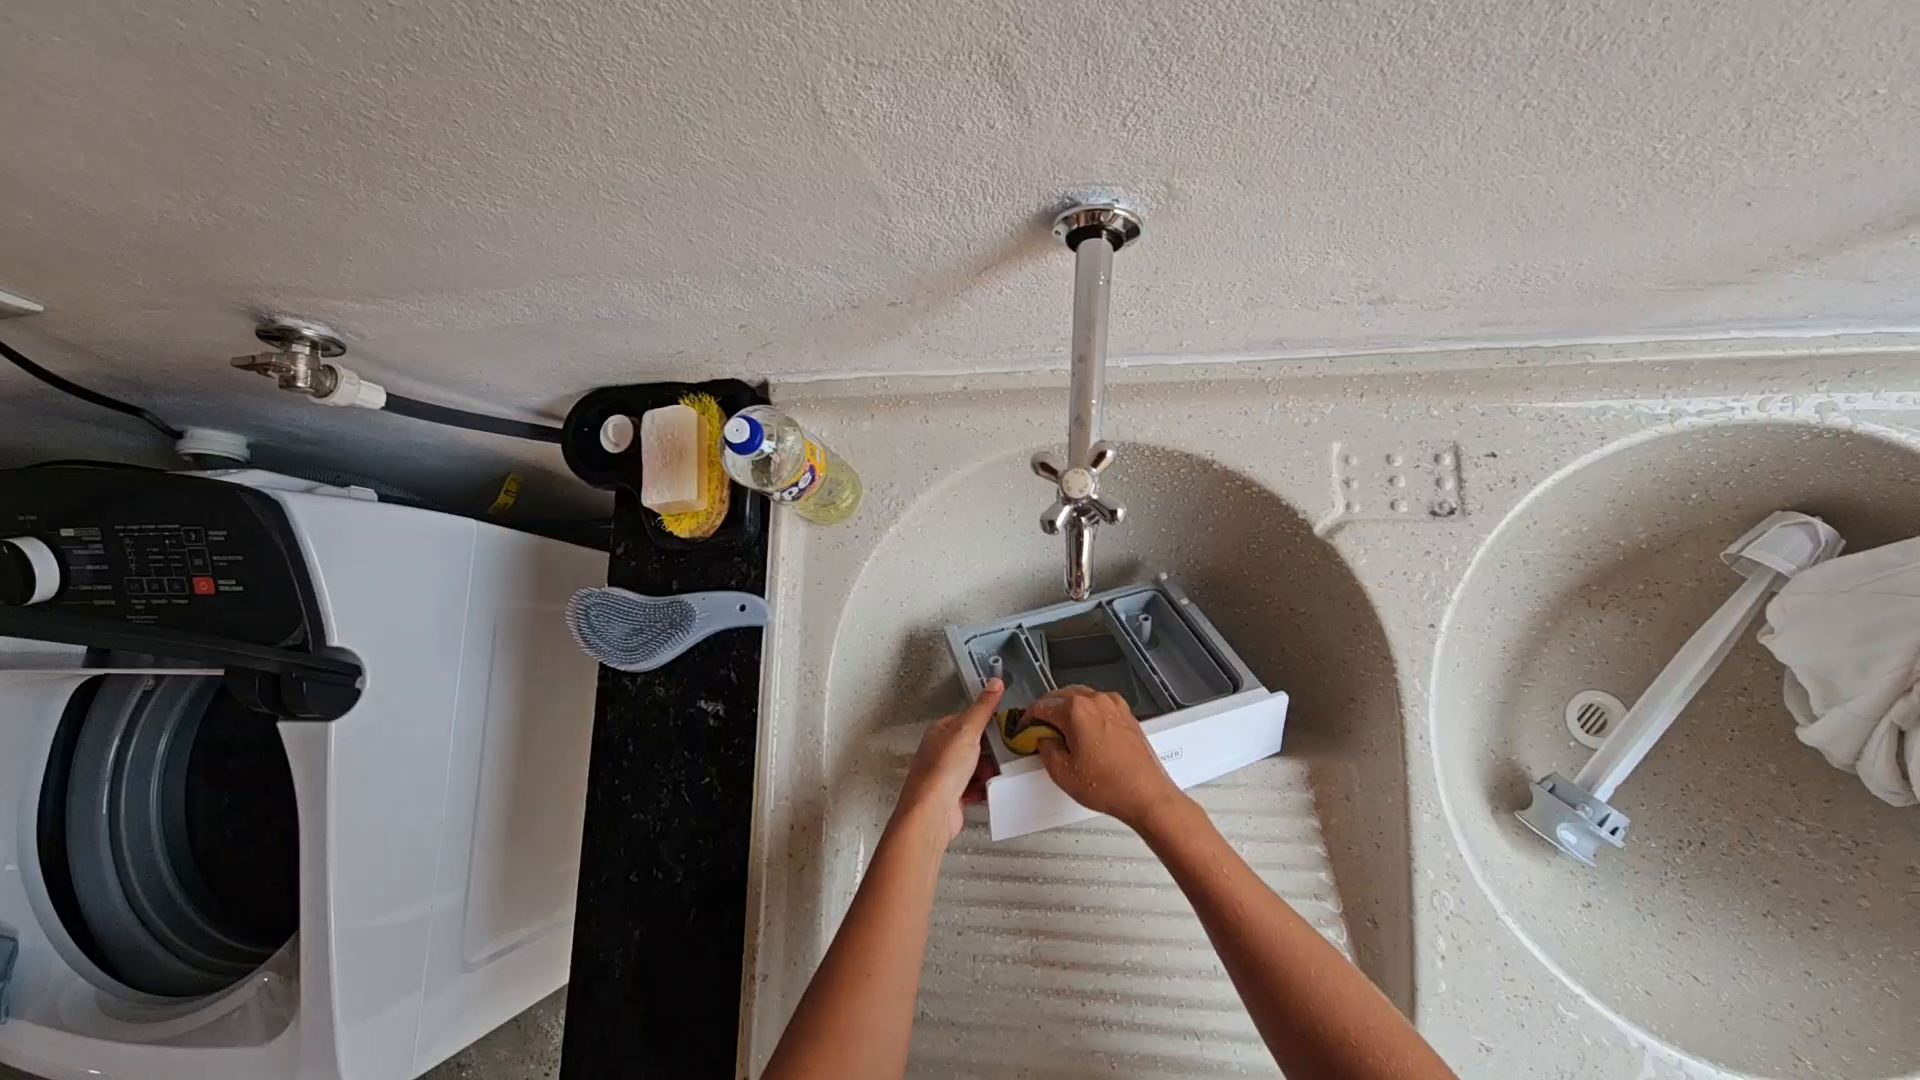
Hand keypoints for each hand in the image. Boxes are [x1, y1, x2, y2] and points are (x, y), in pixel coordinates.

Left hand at [894, 677, 1003, 843]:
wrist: (932, 814)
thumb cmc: (940, 772)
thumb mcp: (967, 731)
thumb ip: (982, 707)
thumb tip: (994, 683)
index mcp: (942, 731)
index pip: (969, 718)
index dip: (989, 722)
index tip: (1008, 724)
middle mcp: (942, 752)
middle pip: (976, 744)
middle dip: (993, 750)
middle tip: (1008, 751)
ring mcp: (948, 775)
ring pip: (978, 767)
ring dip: (990, 771)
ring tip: (998, 771)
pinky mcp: (955, 795)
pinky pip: (977, 788)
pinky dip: (986, 788)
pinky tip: (991, 788)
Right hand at [1031, 686, 1183, 829]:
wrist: (1147, 795)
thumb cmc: (1111, 785)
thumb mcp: (1062, 772)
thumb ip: (1045, 748)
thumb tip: (1044, 739)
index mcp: (1076, 709)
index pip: (1041, 706)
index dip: (1028, 719)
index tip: (1025, 729)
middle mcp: (1096, 700)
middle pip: (1061, 696)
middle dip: (1047, 711)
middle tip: (1039, 730)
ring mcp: (1114, 705)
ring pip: (1081, 697)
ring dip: (1066, 710)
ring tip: (1061, 733)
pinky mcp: (1126, 714)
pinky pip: (1099, 705)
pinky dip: (1087, 713)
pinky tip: (1084, 733)